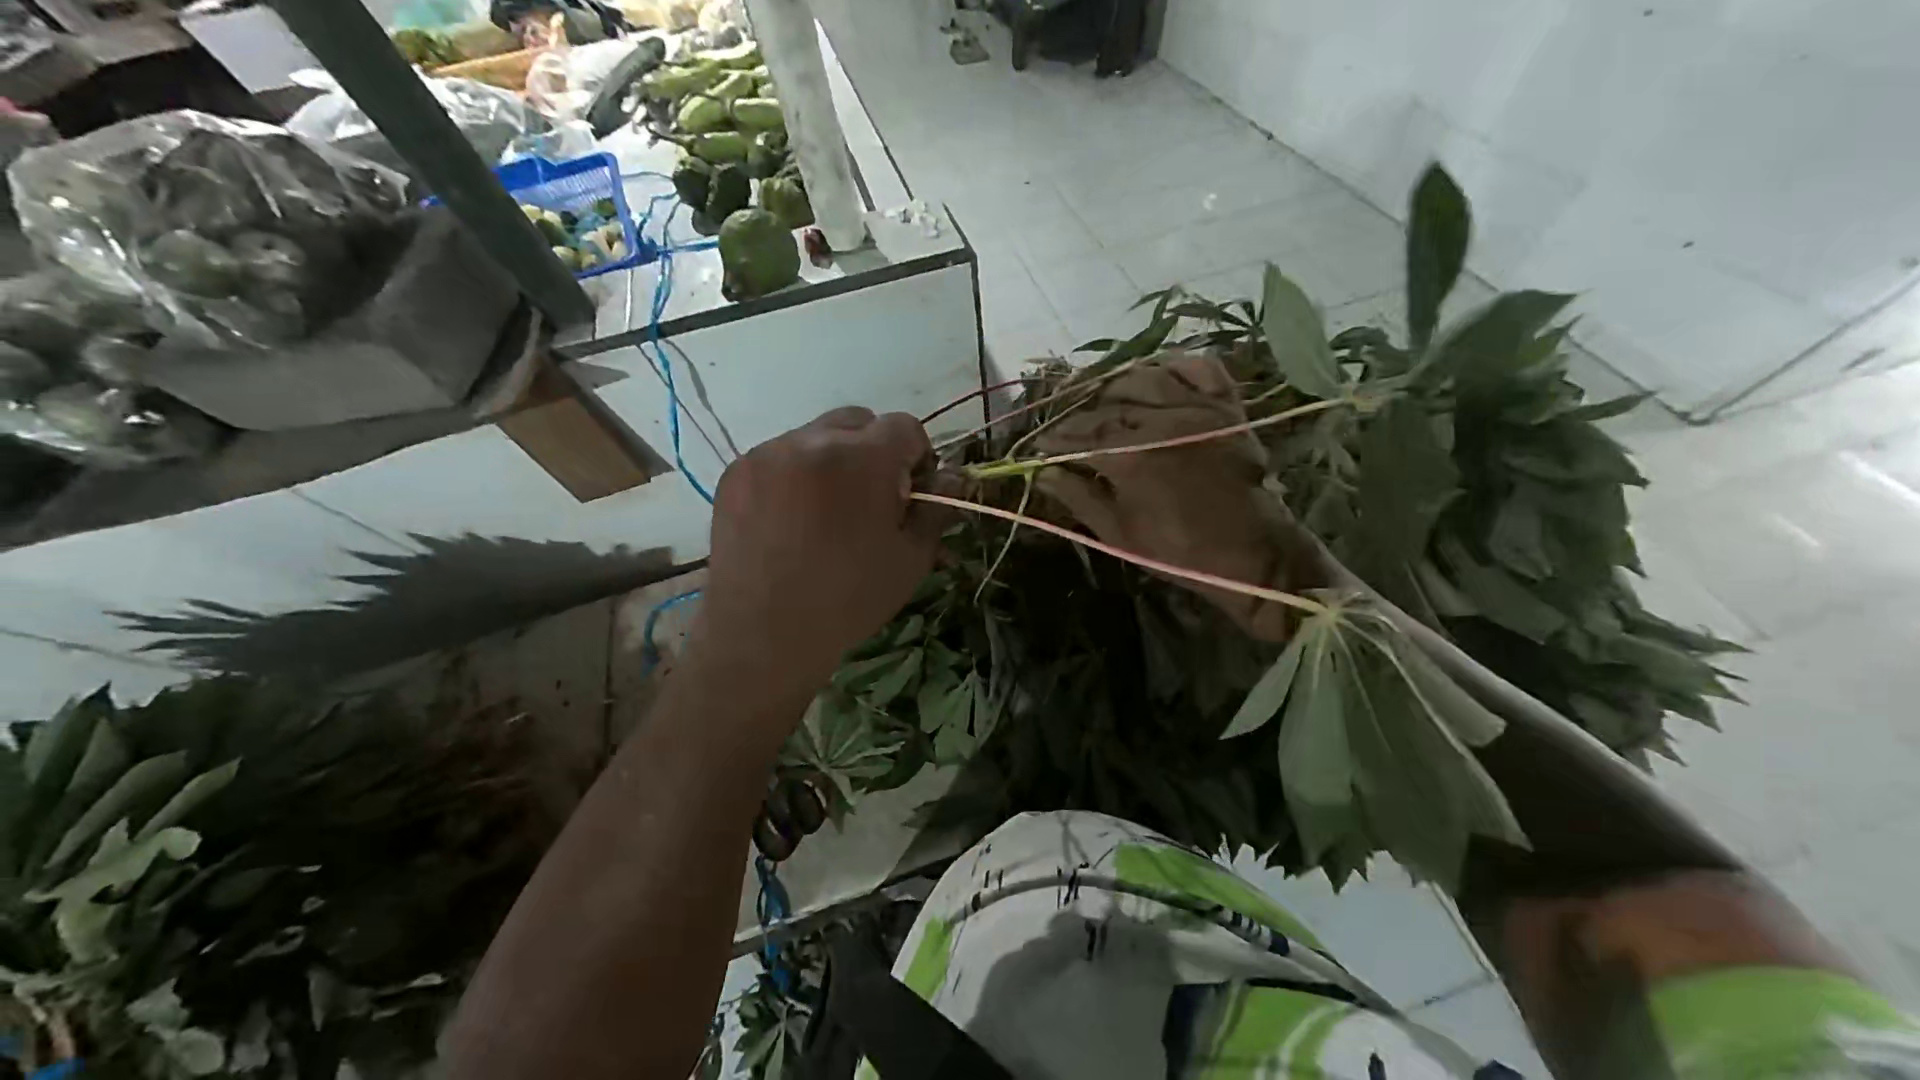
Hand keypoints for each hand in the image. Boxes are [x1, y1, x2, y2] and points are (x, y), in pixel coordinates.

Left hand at [693, 406, 943, 703]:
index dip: (917, 457)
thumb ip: (937, 507)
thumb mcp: (910, 559)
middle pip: (858, 422)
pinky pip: (780, 456)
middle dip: (874, 450)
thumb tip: (954, 476)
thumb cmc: (848, 600)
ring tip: (826, 512)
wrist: (762, 634)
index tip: (911, 494)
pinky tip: (791, 521)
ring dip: (833, 460)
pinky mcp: (737, 472)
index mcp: (863, 459)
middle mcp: (812, 441)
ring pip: (816, 436)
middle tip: (870, 500)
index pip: (905, 426)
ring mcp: (768, 453)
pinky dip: (795, 475)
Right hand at [1033, 350, 1337, 640]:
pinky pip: (1198, 368)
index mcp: (1131, 457)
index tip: (1039, 445)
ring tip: (1101, 400)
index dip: (1054, 438)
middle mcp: (1161, 421)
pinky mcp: (1226, 406)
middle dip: (1078, 416)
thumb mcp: (1119, 533)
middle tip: (1064, 428)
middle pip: (1107, 406)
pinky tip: (1155, 374)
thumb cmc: (1179, 551)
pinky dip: (1173, 365)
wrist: (1252, 553)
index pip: (1079, 435)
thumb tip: (1045, 473)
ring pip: (1144, 378)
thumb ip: (1080, 497)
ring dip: (1115, 386)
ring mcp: (1198, 408)